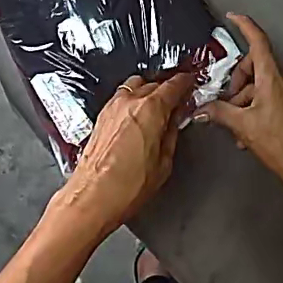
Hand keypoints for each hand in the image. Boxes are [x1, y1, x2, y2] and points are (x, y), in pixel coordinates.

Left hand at [50, 70, 196, 237]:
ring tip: (157, 107)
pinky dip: (132, 101)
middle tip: (178, 102)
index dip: (186, 82)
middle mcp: (130, 102)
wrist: (91, 200)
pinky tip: (138, 117)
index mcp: (151, 108)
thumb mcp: (164, 161)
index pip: (175, 84)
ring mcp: (112, 108)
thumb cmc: (124, 187)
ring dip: (148, 92)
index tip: (191, 83)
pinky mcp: (100, 118)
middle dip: (168, 90)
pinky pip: (121, 98)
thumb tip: (176, 121)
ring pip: (136, 86)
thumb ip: (172, 133)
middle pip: (155, 83)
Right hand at [196, 14, 282, 196]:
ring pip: (260, 83)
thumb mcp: (243, 126)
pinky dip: (255, 106)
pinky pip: (269, 95)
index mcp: (272, 76)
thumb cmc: (280, 142)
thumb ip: (220, 113)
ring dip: (244, 99)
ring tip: (236, 126)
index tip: (233, 17)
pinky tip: (247, 131)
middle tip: (226, 103)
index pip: (258, 41)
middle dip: (236, 81)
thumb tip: (203, 108)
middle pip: (254, 65)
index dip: (245, 26)